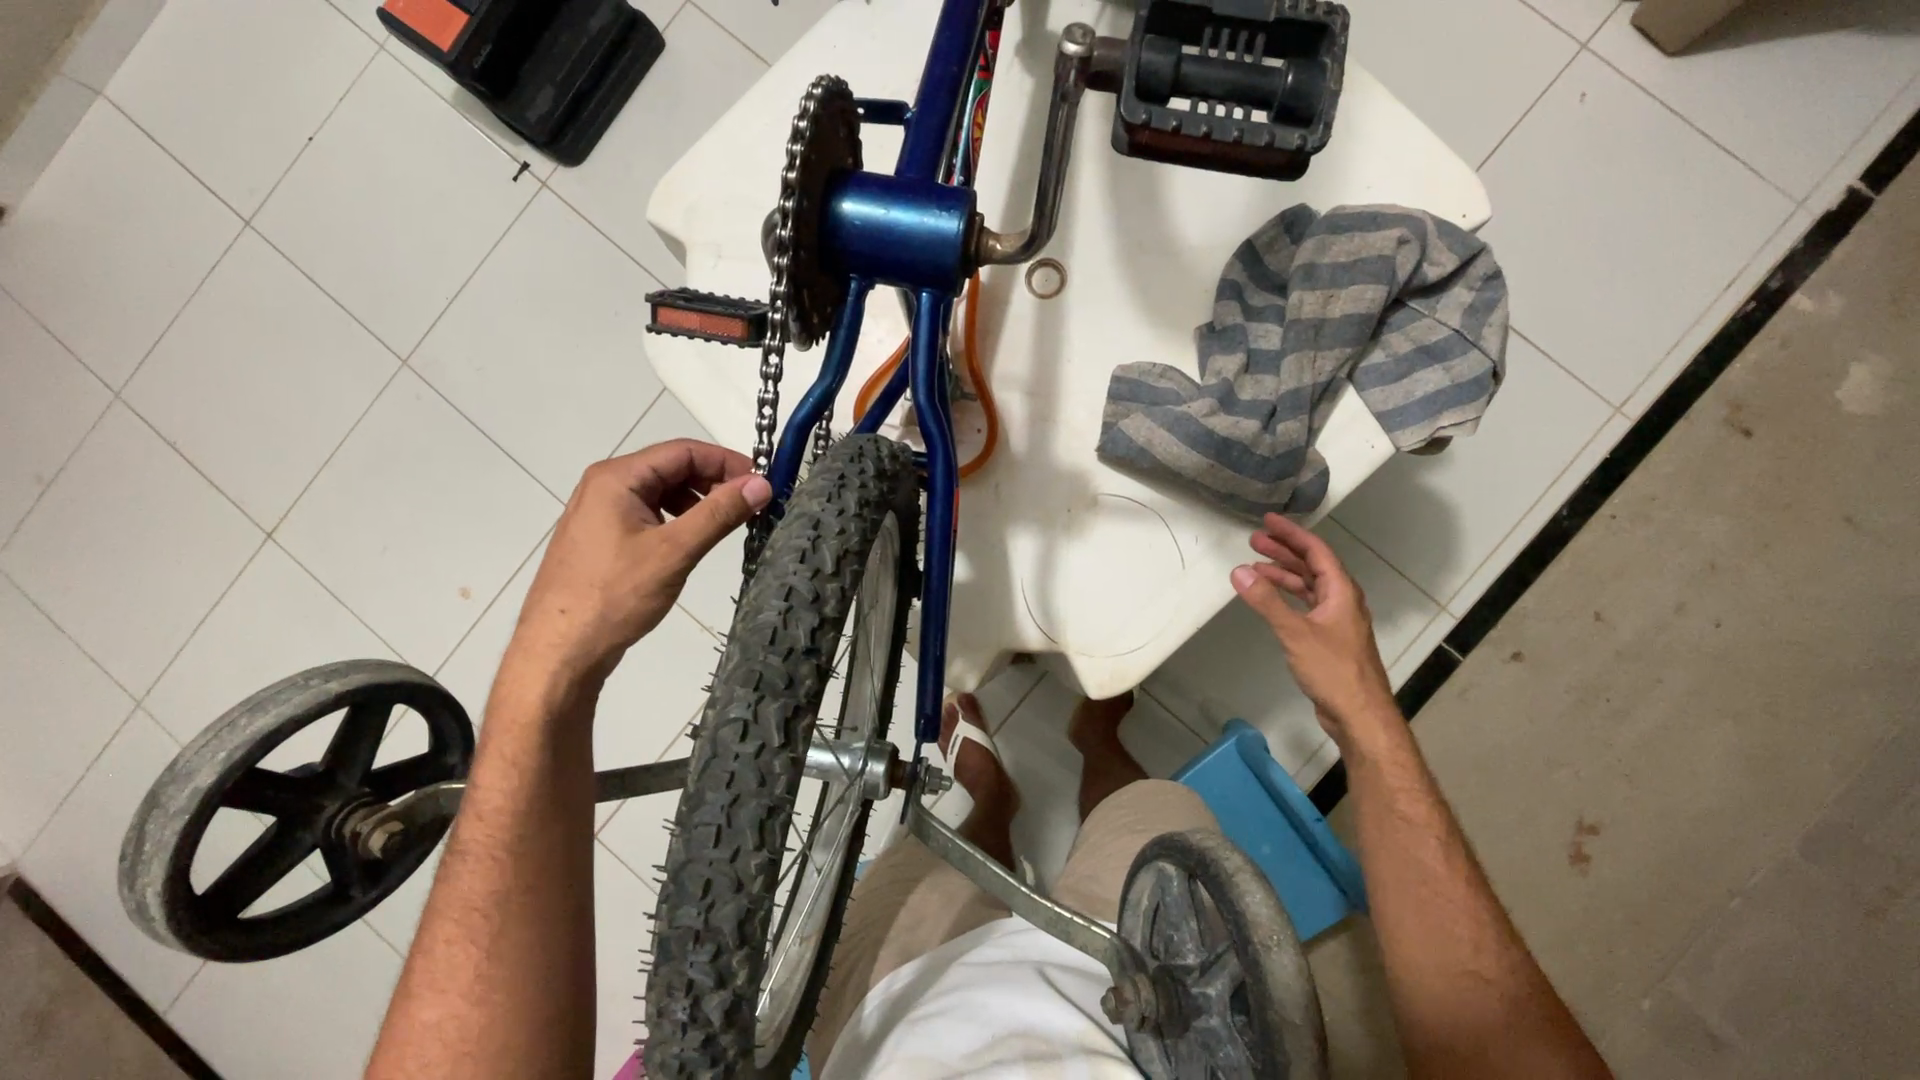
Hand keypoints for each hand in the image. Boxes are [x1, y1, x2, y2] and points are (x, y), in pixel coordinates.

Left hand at [507, 440, 770, 689]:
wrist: (560, 650)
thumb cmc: (616, 595)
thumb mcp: (675, 551)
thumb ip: (719, 513)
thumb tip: (762, 484)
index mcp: (617, 477)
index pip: (683, 451)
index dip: (726, 462)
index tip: (762, 483)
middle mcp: (605, 485)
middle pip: (671, 467)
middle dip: (714, 481)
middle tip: (751, 506)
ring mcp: (600, 512)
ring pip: (660, 492)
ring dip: (697, 501)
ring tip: (727, 524)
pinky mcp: (602, 538)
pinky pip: (648, 514)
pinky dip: (677, 520)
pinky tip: (693, 542)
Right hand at [1230, 513, 1399, 745]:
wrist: (1359, 713)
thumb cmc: (1333, 669)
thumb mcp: (1295, 633)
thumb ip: (1267, 601)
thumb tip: (1239, 572)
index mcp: (1341, 592)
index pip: (1316, 551)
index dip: (1292, 534)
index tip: (1268, 521)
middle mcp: (1341, 600)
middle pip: (1312, 566)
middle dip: (1284, 551)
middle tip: (1254, 541)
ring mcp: (1336, 620)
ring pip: (1308, 587)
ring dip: (1283, 575)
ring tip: (1254, 567)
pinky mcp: (1328, 639)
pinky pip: (1306, 606)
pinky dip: (1287, 598)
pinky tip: (1270, 600)